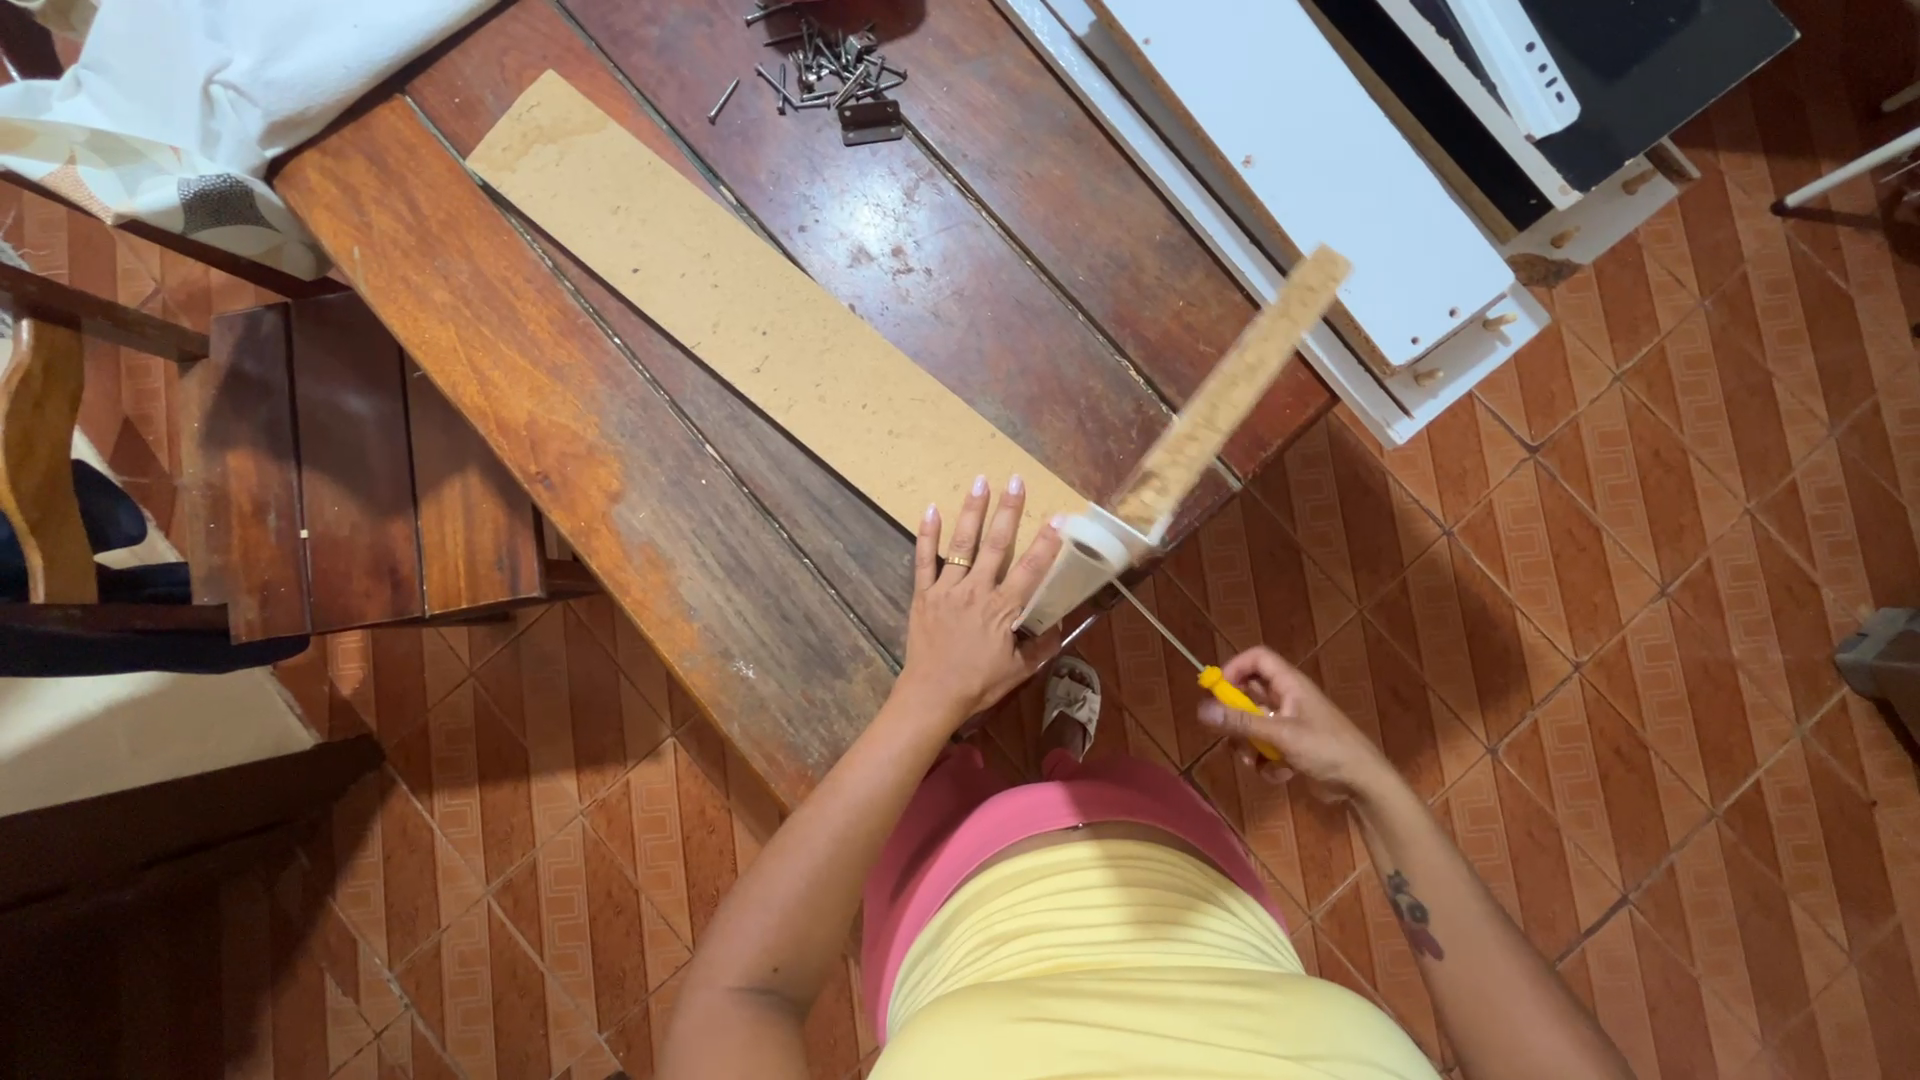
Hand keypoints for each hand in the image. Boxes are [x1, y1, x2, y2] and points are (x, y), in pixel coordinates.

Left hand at [896, 475, 1064, 724]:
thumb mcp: (1019, 669)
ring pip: (962, 544)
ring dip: (972, 511)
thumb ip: (1042, 644)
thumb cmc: (978, 684)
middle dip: (1008, 510)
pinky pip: (924, 560)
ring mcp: (947, 589)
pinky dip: (927, 534)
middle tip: (1016, 480)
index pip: (1031, 569)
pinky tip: (931, 509)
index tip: (1059, 517)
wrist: (932, 695)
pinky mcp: (924, 594)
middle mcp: (977, 591)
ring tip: (980, 482)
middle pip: (996, 544)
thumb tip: (1059, 622)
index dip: (1047, 543)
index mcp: (1003, 609)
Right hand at [1196, 646, 1393, 800]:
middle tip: (1228, 732)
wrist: (1364, 785)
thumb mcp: (1281, 734)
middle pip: (1248, 695)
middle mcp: (1288, 700)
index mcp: (1290, 685)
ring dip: (1248, 745)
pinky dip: (1267, 763)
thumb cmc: (1327, 749)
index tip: (1217, 691)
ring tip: (1255, 761)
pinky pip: (1266, 749)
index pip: (1256, 658)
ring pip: (1253, 726)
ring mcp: (1290, 725)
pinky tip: (1280, 774)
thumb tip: (1201, 709)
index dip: (1234, 668)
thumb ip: (1241, 722)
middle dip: (1236, 717)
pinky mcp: (1293, 748)